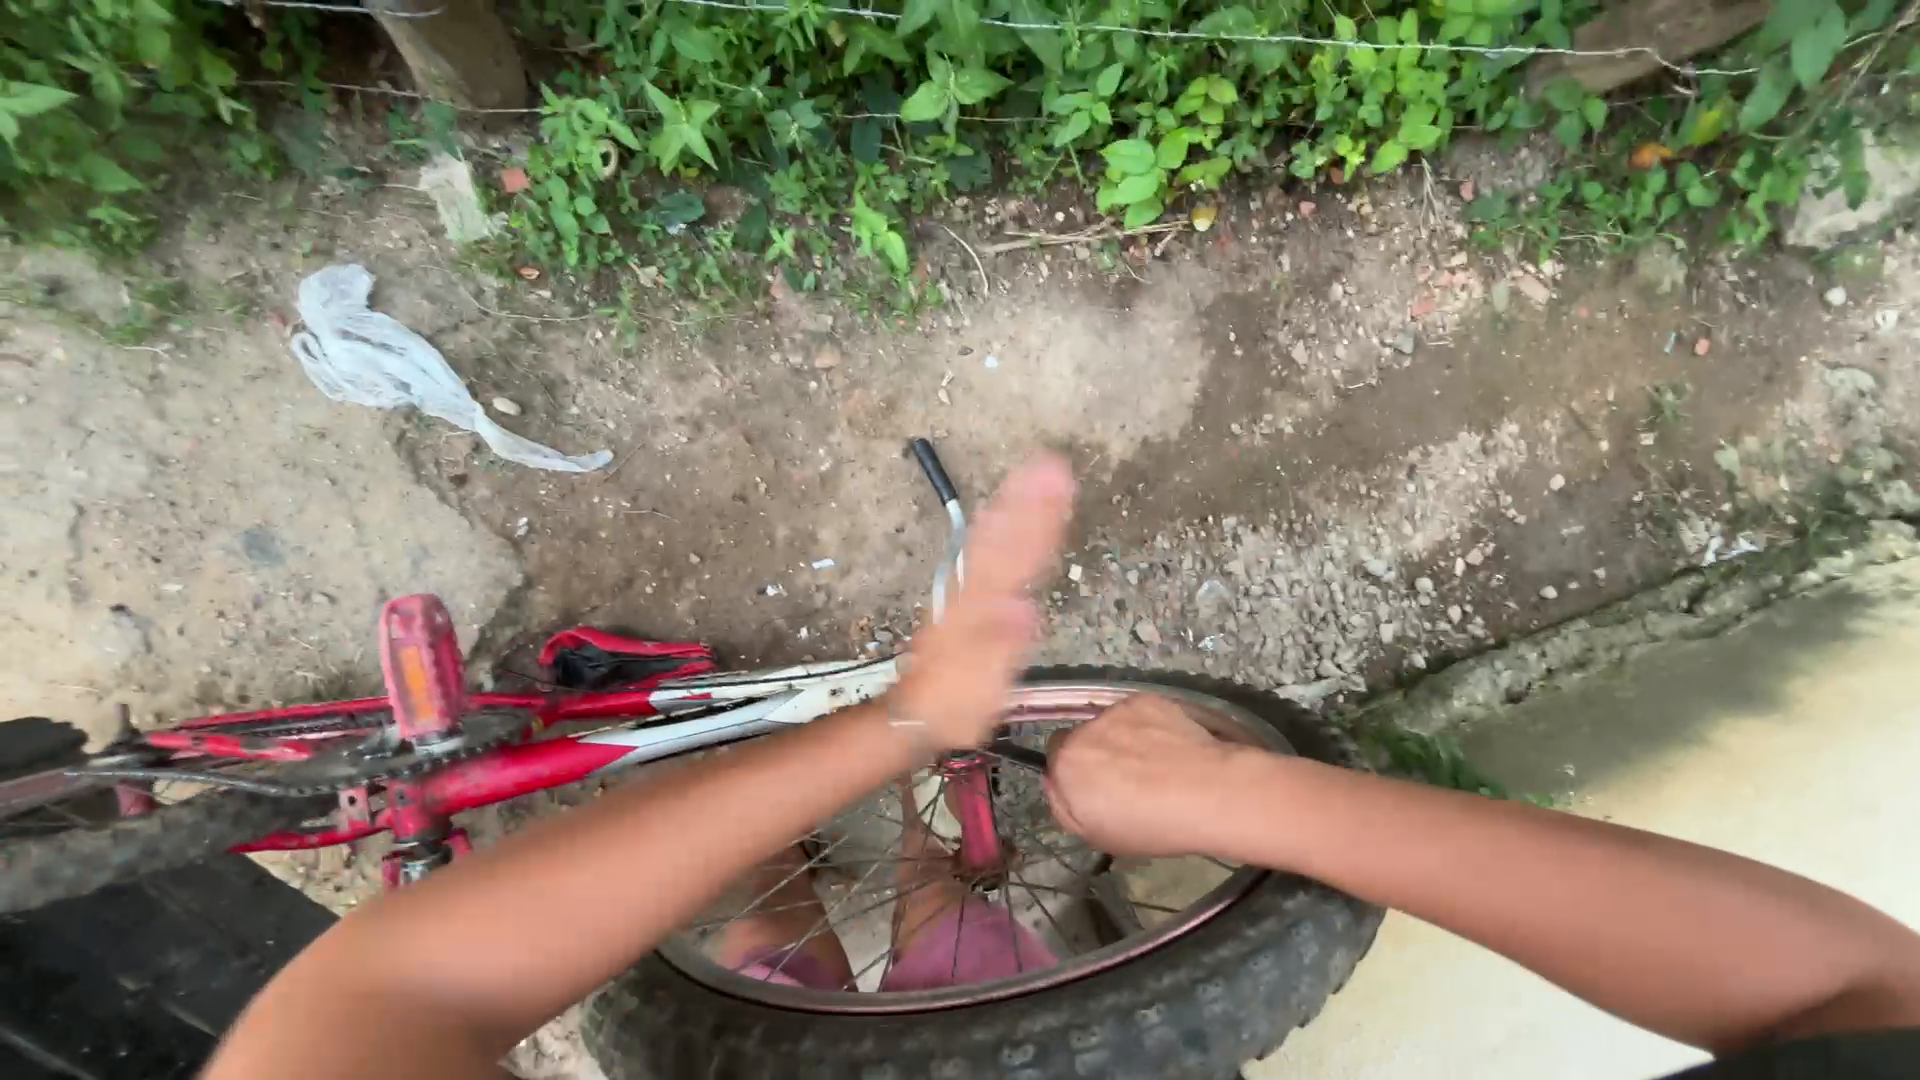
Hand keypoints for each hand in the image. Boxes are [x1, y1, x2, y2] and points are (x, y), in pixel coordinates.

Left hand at [889, 453, 1074, 750]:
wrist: (915, 714)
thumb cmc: (953, 704)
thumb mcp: (980, 687)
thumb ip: (1001, 647)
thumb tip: (1024, 610)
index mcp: (982, 612)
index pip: (1017, 557)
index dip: (1038, 521)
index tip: (1056, 486)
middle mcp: (973, 594)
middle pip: (1005, 540)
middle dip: (1028, 502)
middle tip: (1049, 466)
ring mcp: (966, 595)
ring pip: (991, 542)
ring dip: (1011, 507)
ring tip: (1029, 474)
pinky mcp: (963, 601)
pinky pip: (980, 556)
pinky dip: (990, 530)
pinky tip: (996, 514)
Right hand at [1044, 694, 1247, 856]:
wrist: (1208, 791)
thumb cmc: (1151, 825)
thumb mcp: (1096, 836)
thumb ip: (1064, 806)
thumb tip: (1055, 782)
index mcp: (1065, 763)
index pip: (1054, 757)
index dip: (1075, 773)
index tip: (1098, 789)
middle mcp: (1084, 730)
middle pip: (1081, 737)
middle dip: (1097, 753)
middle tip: (1128, 778)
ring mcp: (1116, 710)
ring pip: (1109, 724)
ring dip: (1122, 738)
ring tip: (1156, 763)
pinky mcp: (1146, 699)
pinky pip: (1137, 713)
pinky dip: (1147, 726)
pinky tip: (1170, 746)